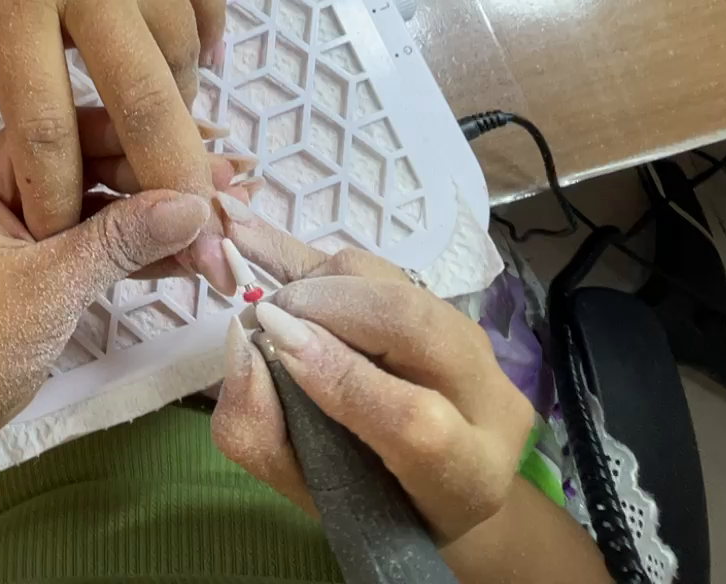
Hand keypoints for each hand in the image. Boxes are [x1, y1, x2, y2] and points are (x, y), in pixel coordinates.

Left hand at [0, 0, 228, 266]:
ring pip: (184, 56)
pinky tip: (200, 59)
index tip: (65, 237)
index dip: (55, 194)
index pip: (38, 121)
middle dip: (169, 185)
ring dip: (181, 108)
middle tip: (189, 239)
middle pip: (143, 106)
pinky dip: (208, 40)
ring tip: (172, 136)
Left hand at [0, 108, 245, 445]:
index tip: (201, 149)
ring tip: (224, 224)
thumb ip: (120, 240)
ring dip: (158, 222)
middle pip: (93, 169)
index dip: (137, 136)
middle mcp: (7, 190)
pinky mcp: (42, 265)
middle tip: (229, 191)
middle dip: (159, 185)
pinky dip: (139, 254)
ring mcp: (27, 229)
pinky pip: (97, 245)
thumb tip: (196, 203)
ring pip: (102, 210)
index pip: (69, 133)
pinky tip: (190, 257)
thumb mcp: (49, 286)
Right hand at [211, 219, 536, 545]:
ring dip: (321, 281)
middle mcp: (485, 401)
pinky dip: (310, 251)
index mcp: (464, 475)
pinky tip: (250, 228)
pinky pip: (375, 264)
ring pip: (393, 282)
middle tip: (266, 316)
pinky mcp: (439, 300)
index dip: (339, 373)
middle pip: (414, 324)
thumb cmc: (361, 496)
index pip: (414, 420)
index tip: (271, 337)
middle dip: (326, 306)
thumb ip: (258, 431)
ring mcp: (471, 343)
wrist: (429, 477)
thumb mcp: (301, 488)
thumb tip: (240, 344)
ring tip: (277, 304)